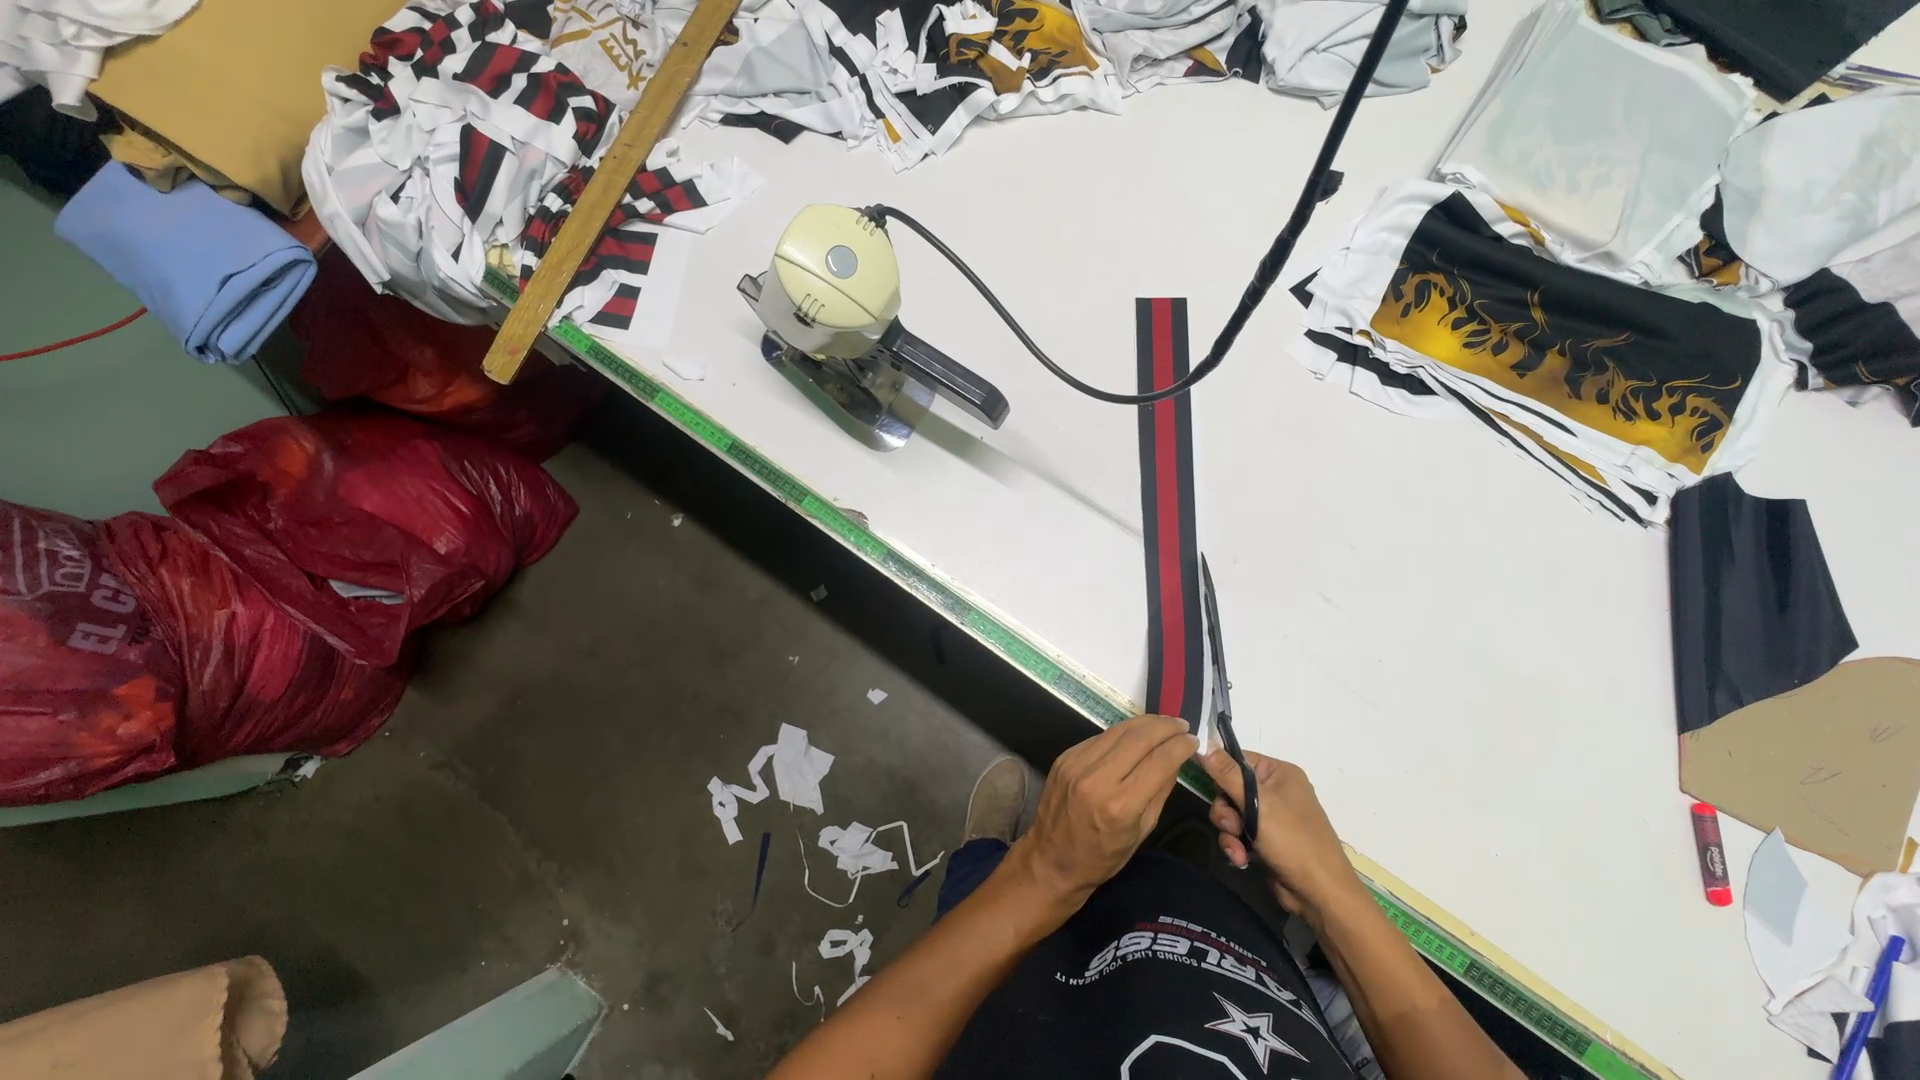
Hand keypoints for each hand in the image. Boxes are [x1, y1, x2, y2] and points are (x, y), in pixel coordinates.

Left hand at [1010, 715, 1197, 903]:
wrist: (1050, 859)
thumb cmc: (1102, 856)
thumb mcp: (1142, 831)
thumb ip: (1160, 792)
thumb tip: (1175, 760)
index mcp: (1120, 805)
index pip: (1159, 761)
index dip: (1181, 746)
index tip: (1193, 740)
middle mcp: (1097, 779)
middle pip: (1139, 738)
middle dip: (1165, 727)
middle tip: (1182, 724)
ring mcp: (1077, 765)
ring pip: (1118, 730)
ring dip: (1145, 723)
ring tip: (1164, 723)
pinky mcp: (1065, 757)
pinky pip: (1100, 737)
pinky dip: (1122, 733)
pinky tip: (1135, 734)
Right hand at [1201, 749, 1362, 919]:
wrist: (1319, 892)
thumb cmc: (1292, 840)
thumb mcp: (1258, 803)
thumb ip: (1227, 774)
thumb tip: (1203, 744)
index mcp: (1279, 773)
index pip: (1238, 759)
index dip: (1219, 771)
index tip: (1206, 783)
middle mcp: (1275, 791)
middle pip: (1230, 788)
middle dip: (1226, 811)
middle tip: (1232, 826)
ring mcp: (1270, 817)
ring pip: (1231, 814)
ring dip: (1229, 832)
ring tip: (1238, 848)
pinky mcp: (1264, 840)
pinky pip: (1238, 834)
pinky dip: (1236, 845)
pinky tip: (1241, 859)